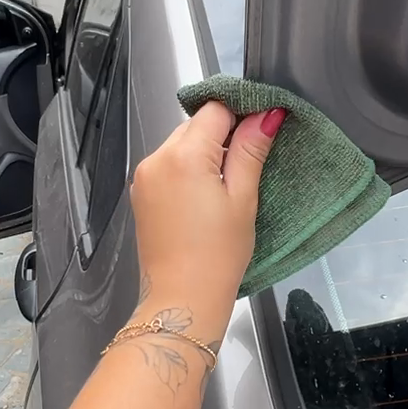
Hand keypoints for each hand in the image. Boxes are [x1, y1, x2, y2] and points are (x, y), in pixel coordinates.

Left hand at [128, 101, 283, 344]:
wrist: (181, 299)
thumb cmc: (216, 257)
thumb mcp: (242, 198)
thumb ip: (251, 150)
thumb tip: (265, 115)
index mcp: (183, 156)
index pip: (215, 109)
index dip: (242, 113)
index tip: (262, 128)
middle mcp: (156, 160)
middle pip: (196, 125)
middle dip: (223, 135)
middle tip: (250, 162)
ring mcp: (144, 177)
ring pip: (181, 144)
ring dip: (205, 153)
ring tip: (227, 186)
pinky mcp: (141, 194)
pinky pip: (168, 166)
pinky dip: (189, 170)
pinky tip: (206, 197)